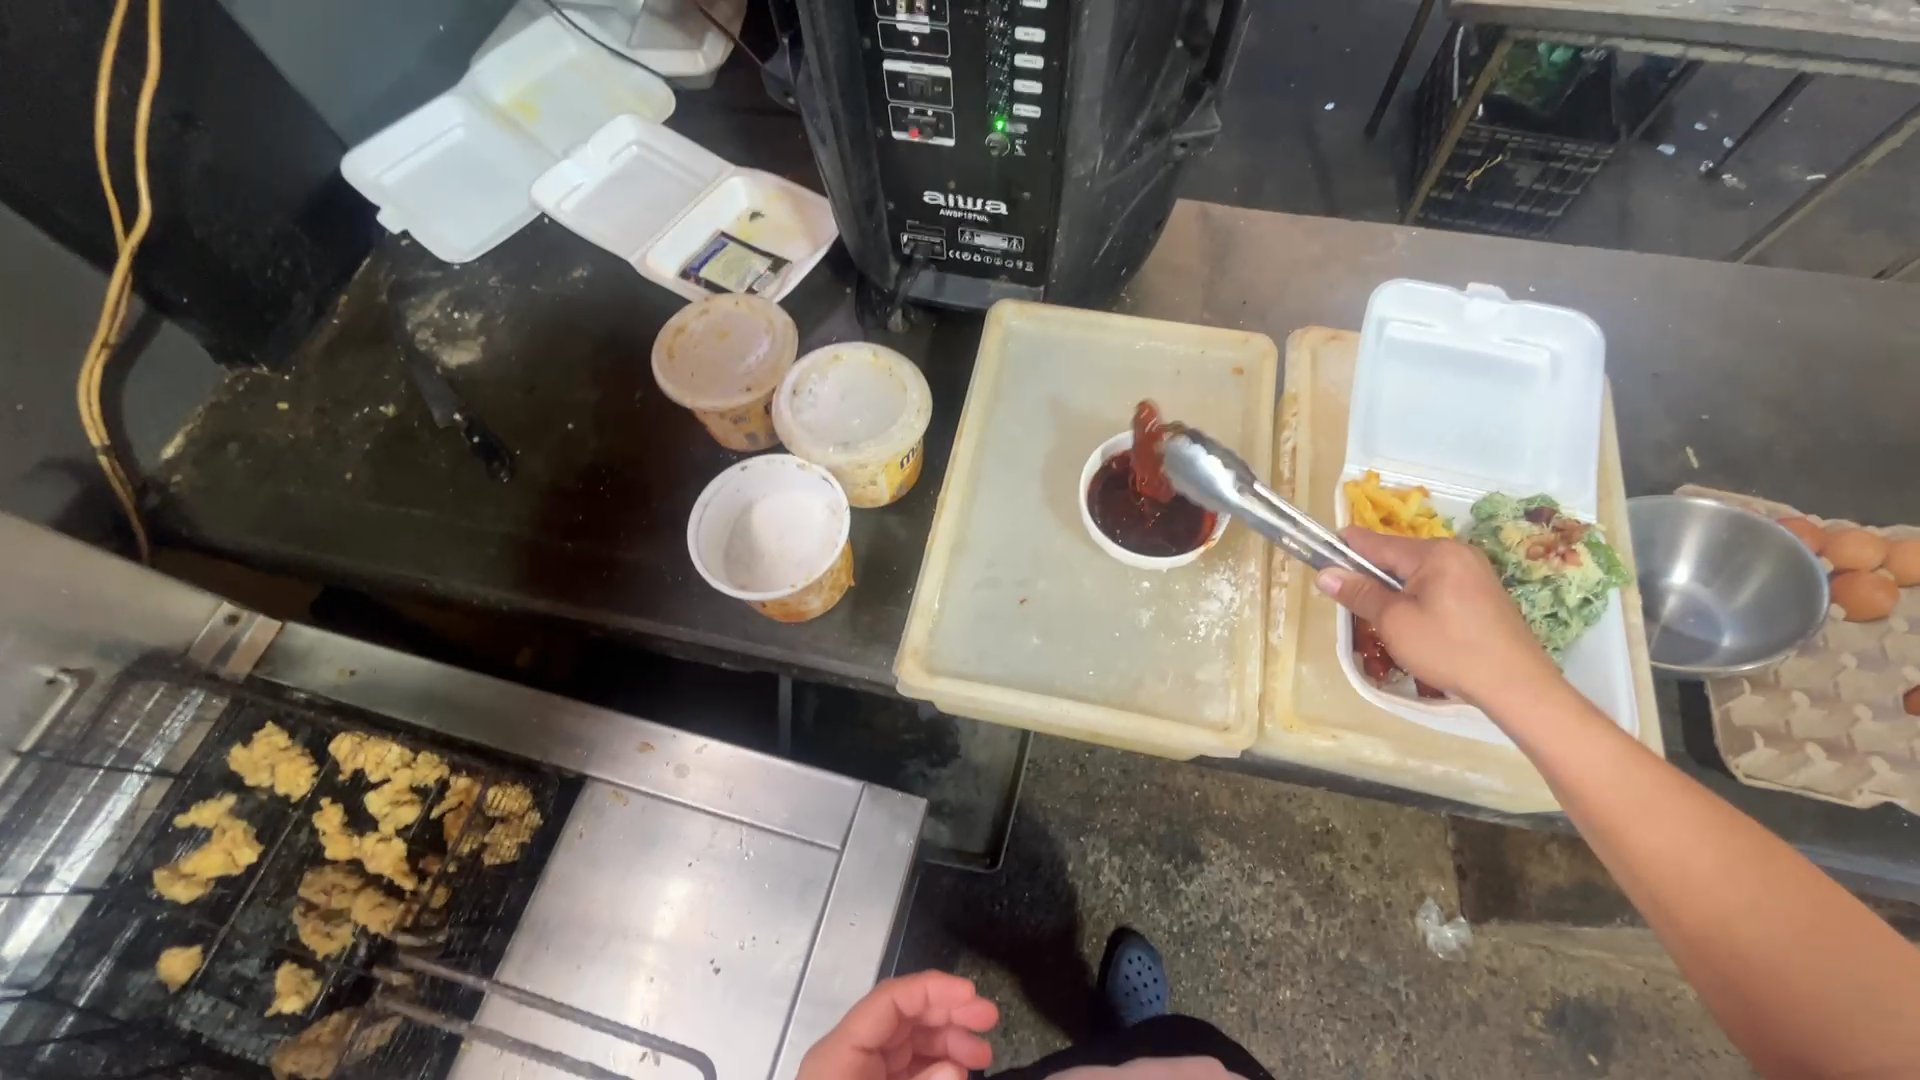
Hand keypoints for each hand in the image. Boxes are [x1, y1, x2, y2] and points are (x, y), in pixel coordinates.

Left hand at [796, 972, 998, 1079]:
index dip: (932, 989)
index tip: (972, 995)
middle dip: (948, 1012)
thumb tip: (955, 1067)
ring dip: (948, 1041)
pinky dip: (937, 1068)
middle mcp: (850, 1058)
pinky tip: (961, 1074)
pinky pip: (909, 1070)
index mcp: (840, 1054)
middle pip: (903, 1017)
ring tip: (984, 1054)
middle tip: (990, 1020)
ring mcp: (861, 1079)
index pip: (889, 1001)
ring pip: (910, 1042)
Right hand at [1316, 527, 1560, 706]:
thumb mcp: (1394, 622)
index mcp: (1434, 553)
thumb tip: (1325, 574)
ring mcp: (1473, 571)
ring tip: (1383, 621)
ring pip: (1414, 573)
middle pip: (1395, 556)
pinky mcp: (1482, 592)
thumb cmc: (1450, 650)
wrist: (1517, 686)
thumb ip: (1359, 593)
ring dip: (1392, 590)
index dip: (1341, 551)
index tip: (1318, 564)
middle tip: (1353, 607)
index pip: (1373, 541)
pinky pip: (1435, 584)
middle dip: (1369, 576)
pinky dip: (1415, 598)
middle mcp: (1456, 552)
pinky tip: (1414, 625)